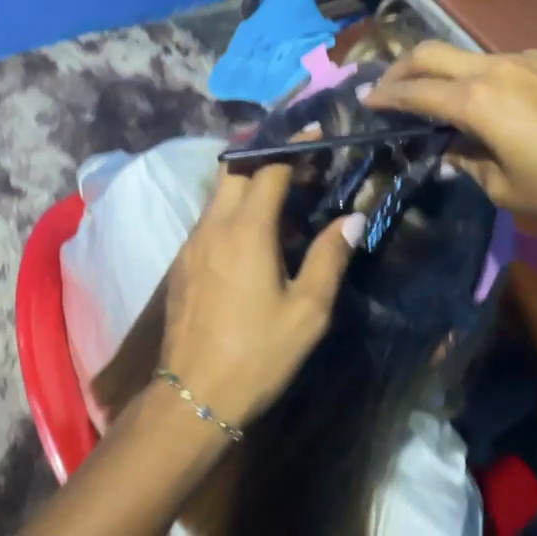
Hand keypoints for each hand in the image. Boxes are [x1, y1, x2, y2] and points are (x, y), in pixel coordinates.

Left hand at [158, 148, 363, 427]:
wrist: (193, 396)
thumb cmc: (257, 354)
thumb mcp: (307, 312)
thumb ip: (330, 258)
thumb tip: (353, 218)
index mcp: (247, 229)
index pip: (269, 167)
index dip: (293, 148)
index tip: (316, 139)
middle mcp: (214, 223)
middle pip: (234, 167)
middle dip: (265, 154)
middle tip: (299, 161)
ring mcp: (193, 241)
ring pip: (218, 191)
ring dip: (247, 180)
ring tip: (282, 193)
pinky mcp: (183, 260)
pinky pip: (210, 216)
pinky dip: (233, 206)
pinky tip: (255, 231)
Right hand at [365, 41, 536, 235]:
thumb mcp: (507, 190)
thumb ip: (469, 164)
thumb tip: (452, 150)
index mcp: (477, 101)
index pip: (416, 92)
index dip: (386, 96)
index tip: (365, 100)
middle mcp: (497, 67)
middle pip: (433, 53)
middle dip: (403, 67)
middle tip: (388, 86)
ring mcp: (531, 58)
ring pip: (472, 57)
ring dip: (449, 73)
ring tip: (448, 101)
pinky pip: (510, 63)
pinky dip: (489, 78)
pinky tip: (506, 105)